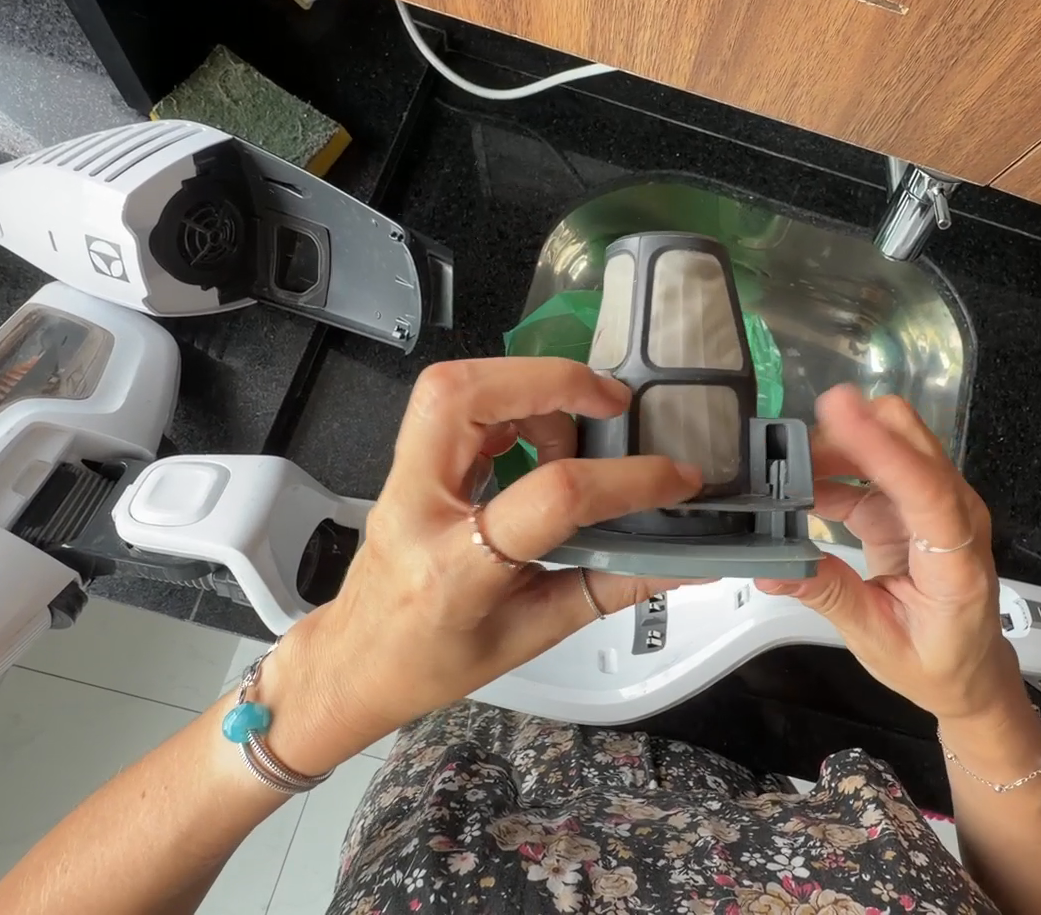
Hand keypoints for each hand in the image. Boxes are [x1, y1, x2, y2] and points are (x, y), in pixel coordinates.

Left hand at [257, 358, 702, 773]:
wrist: (356, 662)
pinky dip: (510, 399)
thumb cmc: (436, 661)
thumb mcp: (534, 633)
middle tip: (609, 401)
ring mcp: (404, 476)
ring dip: (531, 385)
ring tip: (576, 426)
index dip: (626, 479)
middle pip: (463, 396)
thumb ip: (613, 587)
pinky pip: (455, 401)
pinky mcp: (408, 459)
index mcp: (456, 567)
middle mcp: (419, 506)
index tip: (676, 477)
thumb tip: (684, 562)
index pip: (551, 496)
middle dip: (549, 379)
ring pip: (454, 385)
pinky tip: (540, 434)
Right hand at [758, 384, 1025, 724]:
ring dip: (835, 446)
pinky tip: (800, 489)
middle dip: (850, 432)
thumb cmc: (937, 663)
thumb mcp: (879, 640)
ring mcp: (933, 501)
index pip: (926, 489)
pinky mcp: (908, 500)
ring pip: (888, 439)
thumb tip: (770, 570)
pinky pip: (869, 464)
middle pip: (910, 440)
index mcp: (956, 560)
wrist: (970, 667)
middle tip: (787, 455)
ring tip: (784, 477)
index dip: (881, 447)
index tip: (838, 410)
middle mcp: (954, 514)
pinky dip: (831, 467)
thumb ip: (829, 597)